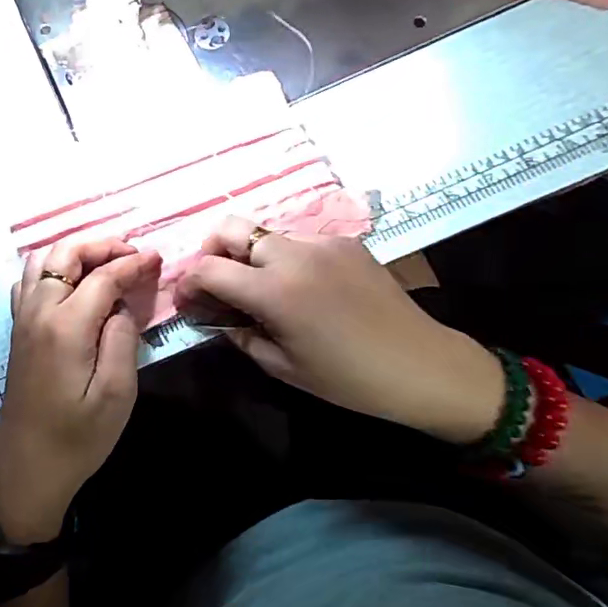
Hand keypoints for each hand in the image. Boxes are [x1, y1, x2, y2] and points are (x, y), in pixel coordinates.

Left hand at [0, 238, 161, 543]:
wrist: (26, 471)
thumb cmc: (77, 437)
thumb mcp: (117, 393)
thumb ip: (123, 338)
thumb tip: (123, 306)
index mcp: (65, 325)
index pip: (103, 276)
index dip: (134, 264)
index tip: (159, 260)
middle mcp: (38, 312)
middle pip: (65, 254)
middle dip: (102, 245)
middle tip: (134, 256)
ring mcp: (22, 321)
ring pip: (42, 262)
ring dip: (77, 253)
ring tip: (109, 265)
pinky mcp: (19, 333)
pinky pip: (30, 282)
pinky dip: (54, 269)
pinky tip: (75, 286)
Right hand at [173, 217, 503, 444]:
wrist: (419, 364)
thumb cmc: (348, 378)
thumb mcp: (283, 366)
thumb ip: (241, 335)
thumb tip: (216, 317)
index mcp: (274, 290)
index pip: (209, 268)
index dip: (188, 283)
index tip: (187, 300)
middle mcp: (294, 254)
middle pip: (231, 227)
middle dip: (213, 251)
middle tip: (219, 282)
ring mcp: (324, 242)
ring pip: (268, 232)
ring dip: (253, 254)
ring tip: (265, 289)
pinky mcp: (347, 242)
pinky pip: (303, 241)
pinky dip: (289, 258)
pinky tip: (306, 288)